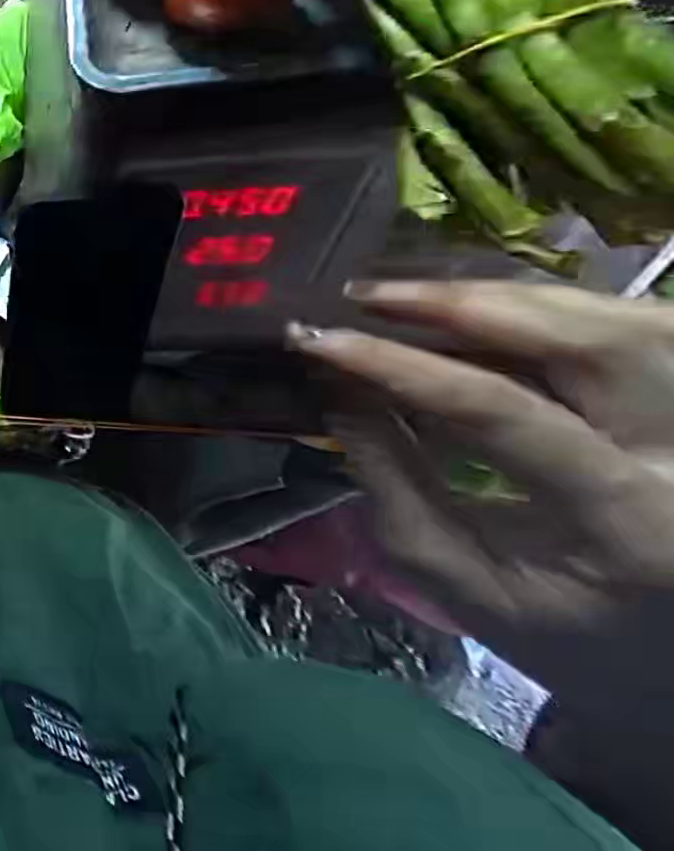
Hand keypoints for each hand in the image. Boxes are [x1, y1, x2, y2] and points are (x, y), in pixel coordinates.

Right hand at [289, 282, 673, 720]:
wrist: (673, 660)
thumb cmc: (549, 629)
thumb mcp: (444, 568)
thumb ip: (388, 474)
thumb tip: (334, 385)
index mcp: (631, 523)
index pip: (503, 413)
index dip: (399, 365)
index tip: (316, 339)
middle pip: (601, 344)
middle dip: (466, 304)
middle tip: (367, 294)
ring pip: (637, 323)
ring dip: (512, 297)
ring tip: (415, 294)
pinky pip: (649, 334)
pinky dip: (559, 308)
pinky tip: (487, 309)